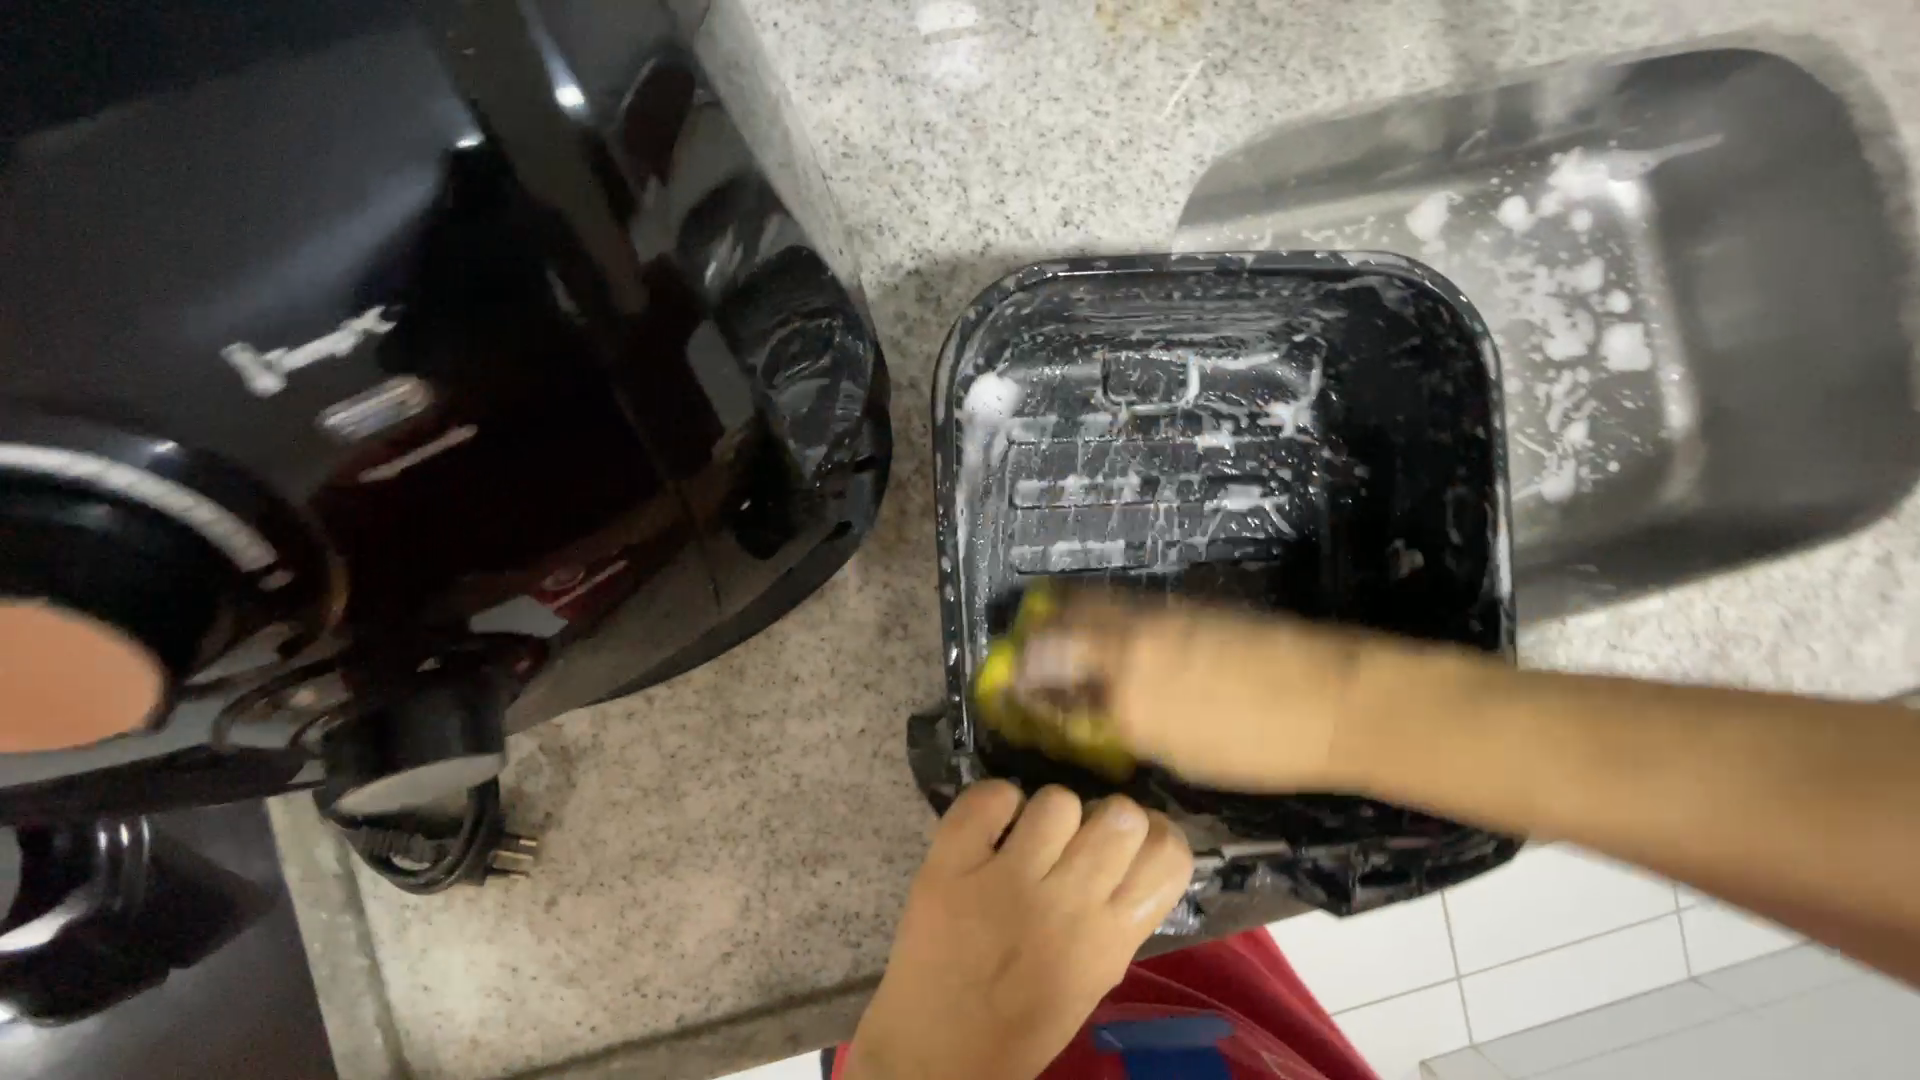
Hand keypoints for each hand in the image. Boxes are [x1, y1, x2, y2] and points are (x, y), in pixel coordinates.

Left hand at [846, 782, 1192, 1079]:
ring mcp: (1006, 880)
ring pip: (1058, 800)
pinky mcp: (951, 864)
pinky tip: (989, 830)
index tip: (1127, 840)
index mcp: (1111, 938)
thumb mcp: (1095, 975)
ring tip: (1027, 838)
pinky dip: (994, 801)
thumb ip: (1117, 914)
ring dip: (1046, 812)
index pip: (1168, 853)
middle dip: (1102, 816)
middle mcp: (1068, 903)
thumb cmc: (1023, 1020)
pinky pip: (991, 797)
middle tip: (1075, 839)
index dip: (1153, 832)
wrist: (937, 1053)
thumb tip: (1133, 847)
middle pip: (1121, 814)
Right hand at [1011, 591, 1396, 791]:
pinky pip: (1121, 601)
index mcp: (1129, 703)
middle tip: (1022, 653)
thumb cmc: (1262, 748)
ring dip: (1061, 616)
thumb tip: (1103, 717)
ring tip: (1047, 626)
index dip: (1029, 694)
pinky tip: (1099, 620)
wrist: (1335, 698)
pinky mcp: (1181, 604)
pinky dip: (1097, 607)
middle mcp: (1131, 651)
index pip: (1059, 692)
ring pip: (1089, 607)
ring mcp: (1157, 620)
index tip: (1012, 693)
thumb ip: (1133, 731)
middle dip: (1033, 643)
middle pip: (1061, 634)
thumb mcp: (1186, 756)